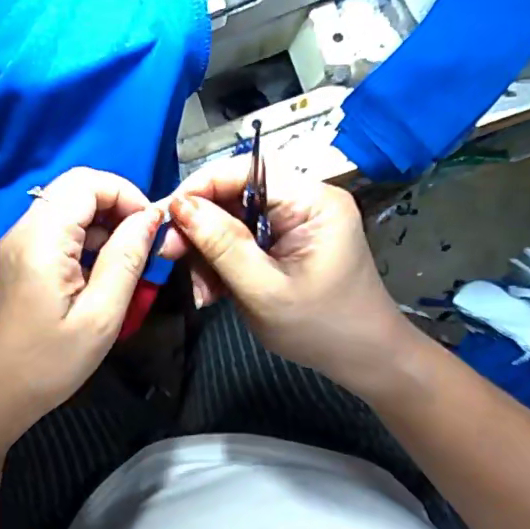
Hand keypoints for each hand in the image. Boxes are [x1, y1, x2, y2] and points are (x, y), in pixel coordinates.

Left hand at [0, 168, 164, 433]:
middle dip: (116, 204)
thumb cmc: (48, 364)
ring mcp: (15, 244)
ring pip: (65, 207)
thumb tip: (150, 217)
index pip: (87, 181)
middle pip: (74, 188)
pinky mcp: (15, 260)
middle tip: (143, 241)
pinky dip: (84, 237)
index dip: (126, 193)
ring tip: (129, 257)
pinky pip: (54, 230)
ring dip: (102, 221)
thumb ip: (127, 259)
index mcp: (41, 239)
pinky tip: (101, 268)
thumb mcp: (101, 317)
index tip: (151, 227)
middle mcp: (22, 230)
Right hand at [160, 158, 413, 395]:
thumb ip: (221, 245)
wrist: (363, 359)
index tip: (165, 216)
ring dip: (208, 252)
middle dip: (200, 226)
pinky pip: (243, 239)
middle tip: (170, 256)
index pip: (246, 169)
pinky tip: (213, 291)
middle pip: (235, 194)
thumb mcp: (264, 290)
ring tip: (201, 292)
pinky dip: (222, 263)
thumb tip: (179, 205)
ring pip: (233, 218)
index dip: (200, 186)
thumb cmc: (320, 329)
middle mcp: (305, 200)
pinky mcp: (287, 241)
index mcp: (312, 201)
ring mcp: (296, 221)